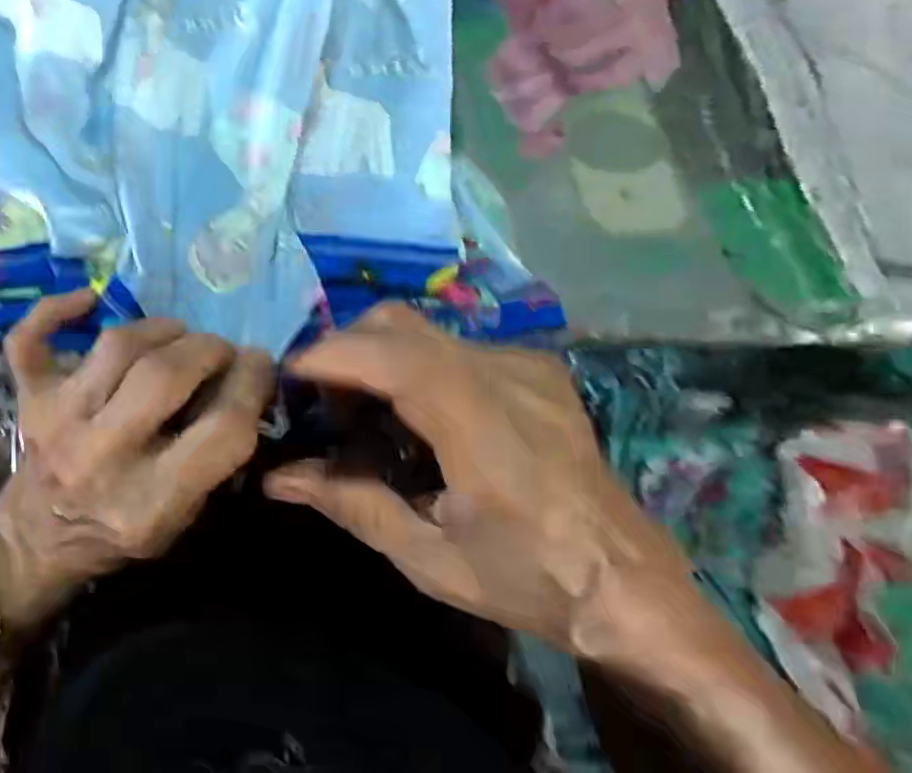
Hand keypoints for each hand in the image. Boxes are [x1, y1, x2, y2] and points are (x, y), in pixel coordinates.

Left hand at [0, 289, 274, 634]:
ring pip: (116, 345)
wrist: (38, 537)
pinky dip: (55, 309)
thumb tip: (245, 386)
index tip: (260, 363)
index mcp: (148, 501)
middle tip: (219, 349)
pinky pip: (30, 338)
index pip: (222, 430)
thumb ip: (214, 460)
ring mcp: (56, 419)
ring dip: (159, 329)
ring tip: (178, 335)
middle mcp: (99, 454)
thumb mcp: (179, 520)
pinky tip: (89, 300)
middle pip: (165, 375)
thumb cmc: (116, 531)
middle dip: (207, 349)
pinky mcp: (27, 396)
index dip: (253, 385)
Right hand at [264, 303, 697, 659]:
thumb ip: (351, 505)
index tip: (286, 379)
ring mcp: (523, 367)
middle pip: (395, 324)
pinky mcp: (532, 367)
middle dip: (339, 350)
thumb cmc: (532, 581)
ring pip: (415, 327)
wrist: (637, 588)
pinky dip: (404, 361)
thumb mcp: (431, 560)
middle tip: (319, 402)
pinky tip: (409, 411)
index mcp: (487, 433)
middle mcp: (507, 381)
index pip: (395, 360)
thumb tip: (274, 477)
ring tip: (360, 410)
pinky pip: (443, 342)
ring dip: (369, 355)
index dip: (330, 356)